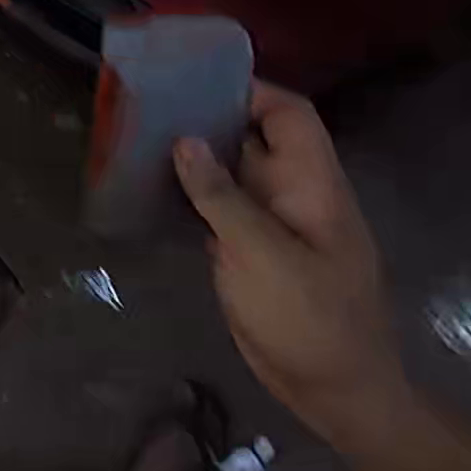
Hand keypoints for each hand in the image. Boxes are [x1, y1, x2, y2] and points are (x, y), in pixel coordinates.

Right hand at [172, 80, 408, 440]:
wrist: (332, 389)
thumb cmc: (310, 317)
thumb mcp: (264, 254)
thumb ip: (223, 196)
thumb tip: (185, 141)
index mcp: (310, 183)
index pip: (288, 115)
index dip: (251, 90)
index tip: (196, 81)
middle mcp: (288, 192)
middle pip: (251, 137)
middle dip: (208, 117)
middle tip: (150, 104)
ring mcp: (265, 221)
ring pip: (227, 171)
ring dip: (191, 155)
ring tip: (138, 136)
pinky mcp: (243, 246)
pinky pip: (213, 205)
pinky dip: (185, 191)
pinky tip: (148, 185)